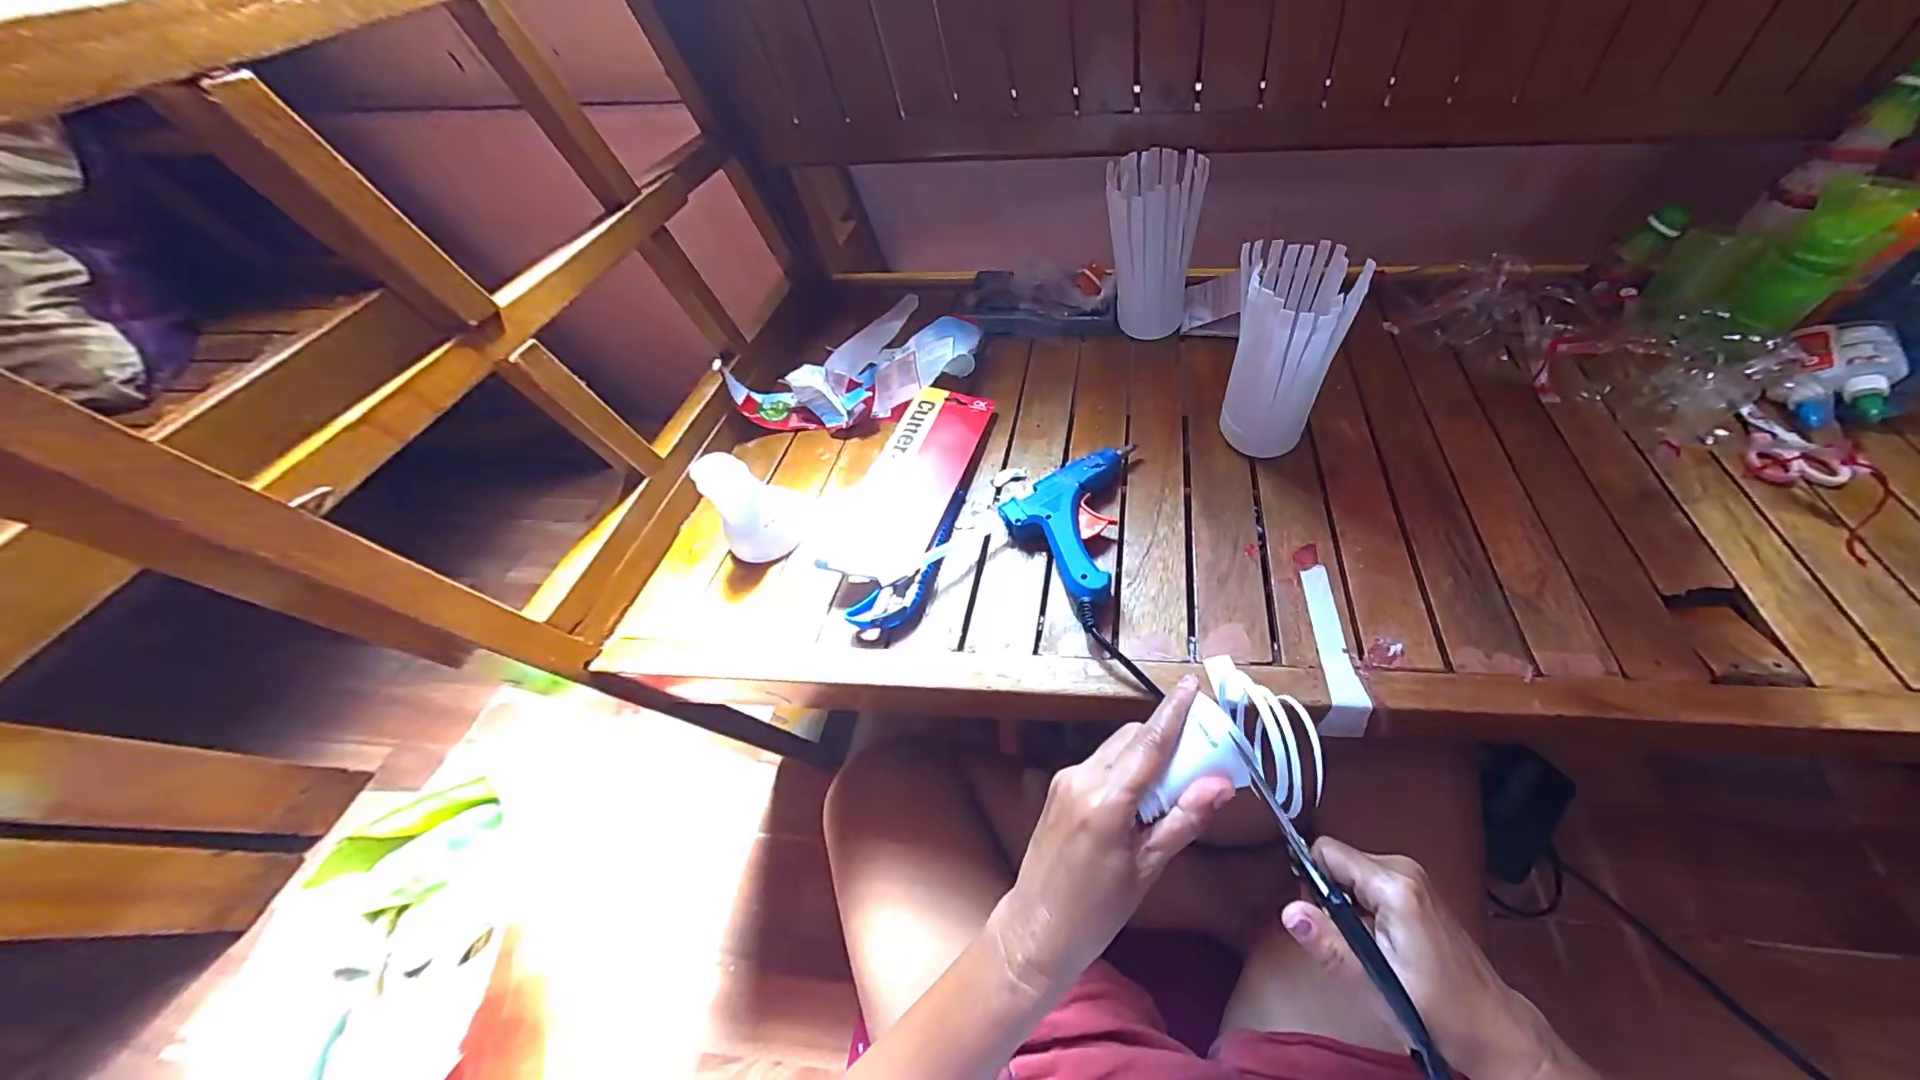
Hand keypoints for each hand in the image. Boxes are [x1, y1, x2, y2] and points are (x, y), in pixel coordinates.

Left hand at [988, 676, 1237, 992]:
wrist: (1038, 925)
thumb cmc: (1096, 909)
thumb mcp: (1148, 868)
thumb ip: (1184, 820)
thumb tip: (1220, 784)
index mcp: (1106, 800)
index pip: (1148, 744)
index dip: (1173, 712)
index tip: (1189, 685)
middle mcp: (1081, 778)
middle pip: (1132, 739)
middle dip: (1167, 737)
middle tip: (1202, 754)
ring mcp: (1066, 779)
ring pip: (1116, 749)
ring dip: (1146, 754)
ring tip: (1175, 784)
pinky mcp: (1059, 786)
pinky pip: (1101, 764)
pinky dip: (1126, 768)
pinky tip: (1141, 796)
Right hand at [1281, 838, 1597, 1079]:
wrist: (1495, 1030)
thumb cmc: (1440, 1011)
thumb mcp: (1374, 983)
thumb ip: (1328, 943)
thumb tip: (1290, 912)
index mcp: (1396, 887)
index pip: (1325, 851)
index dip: (1312, 881)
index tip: (1322, 917)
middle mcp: (1405, 870)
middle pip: (1336, 859)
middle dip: (1328, 893)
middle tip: (1345, 938)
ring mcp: (1413, 876)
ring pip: (1348, 869)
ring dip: (1344, 900)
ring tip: (1366, 941)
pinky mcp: (1415, 886)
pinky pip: (1366, 878)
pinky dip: (1360, 903)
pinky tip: (1378, 937)